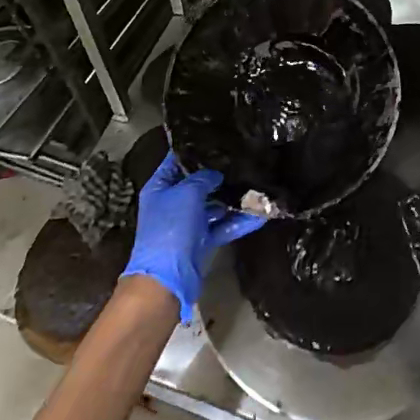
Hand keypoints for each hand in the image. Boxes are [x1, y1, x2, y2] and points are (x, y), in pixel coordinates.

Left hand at [121, 151, 265, 319]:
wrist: (167, 278)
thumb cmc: (172, 228)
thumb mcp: (187, 194)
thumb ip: (202, 178)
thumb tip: (214, 173)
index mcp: (160, 186)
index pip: (175, 161)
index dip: (193, 150)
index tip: (216, 141)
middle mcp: (172, 202)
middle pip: (196, 183)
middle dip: (217, 175)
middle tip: (242, 161)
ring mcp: (186, 223)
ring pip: (211, 205)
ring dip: (231, 199)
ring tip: (255, 186)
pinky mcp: (201, 241)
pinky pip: (221, 226)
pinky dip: (237, 222)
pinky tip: (259, 215)